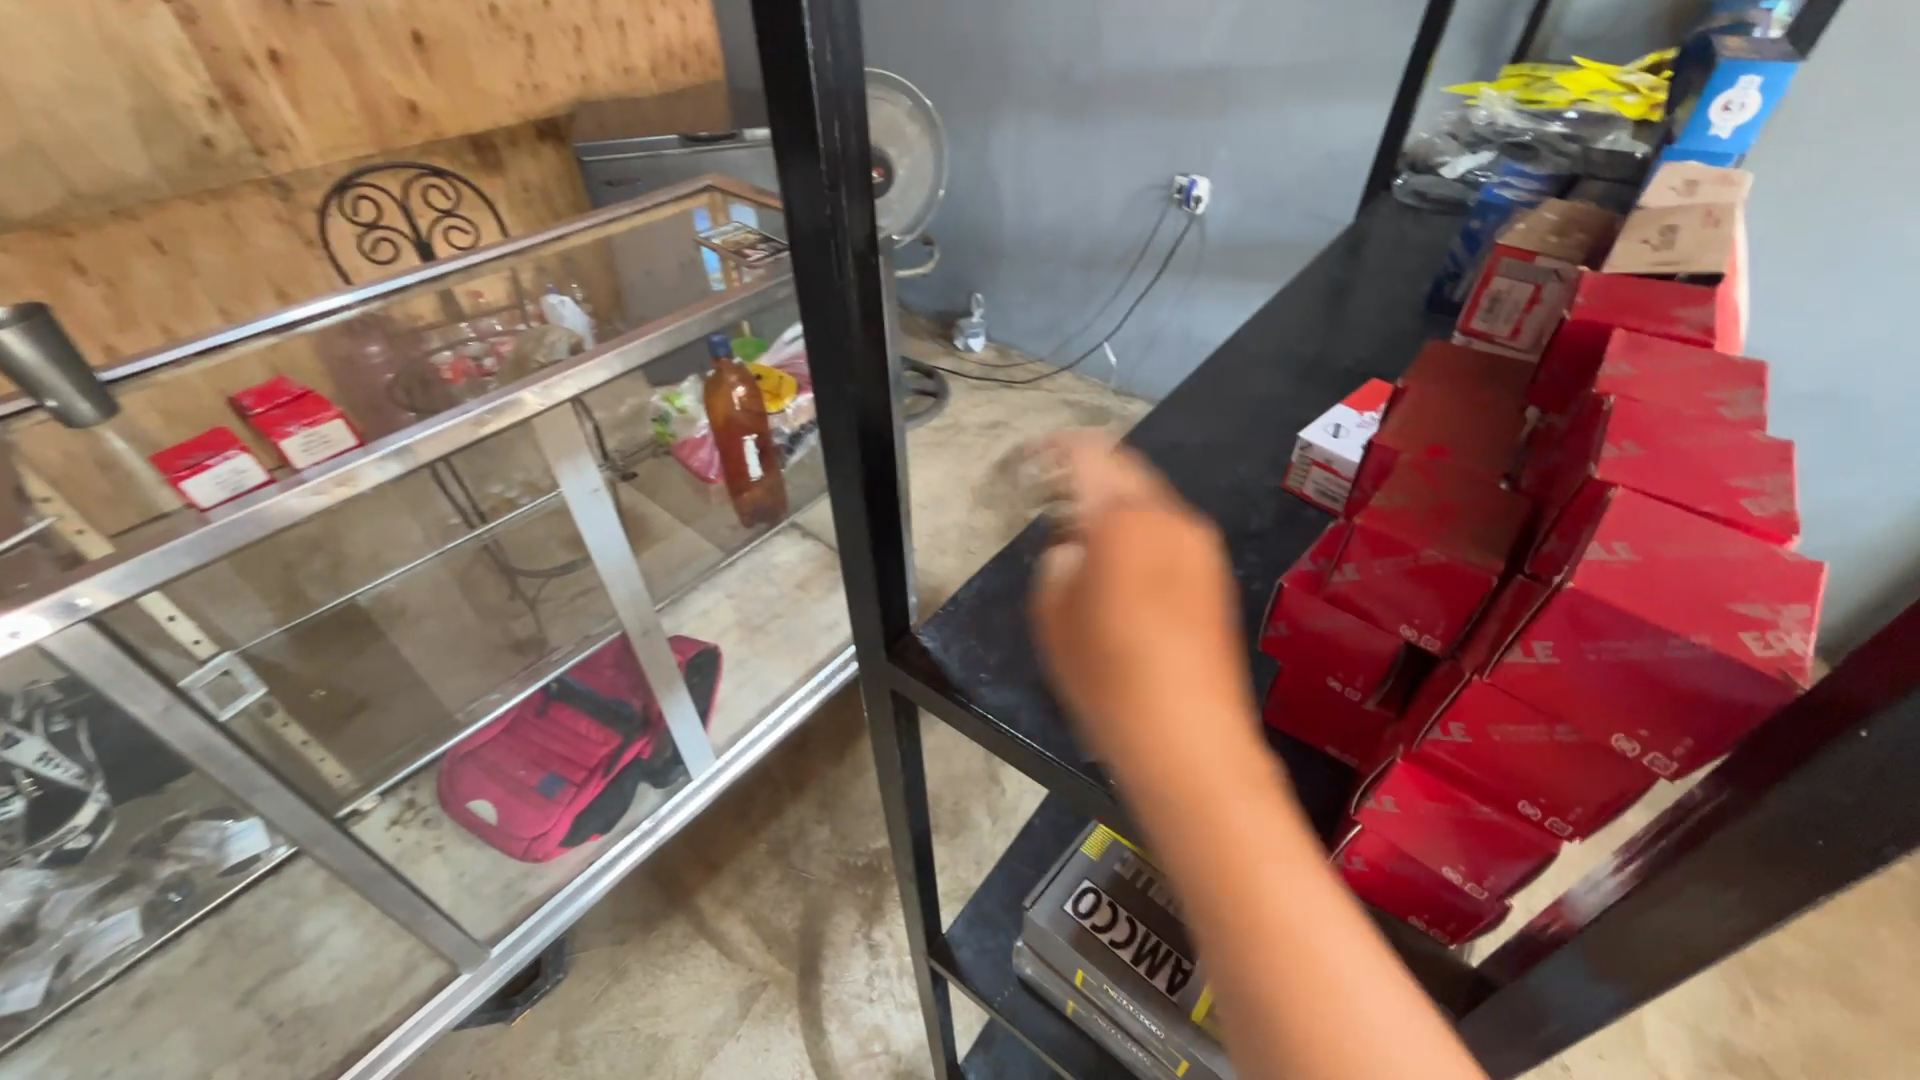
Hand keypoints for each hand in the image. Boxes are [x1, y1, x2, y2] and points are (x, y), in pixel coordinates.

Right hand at [1028, 434, 1257, 773]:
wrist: (1190, 738)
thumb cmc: (1108, 678)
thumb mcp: (1053, 616)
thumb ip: (1058, 561)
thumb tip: (1074, 548)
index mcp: (1123, 518)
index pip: (1086, 454)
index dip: (1053, 449)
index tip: (1031, 460)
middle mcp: (1170, 517)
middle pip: (1124, 470)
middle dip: (1085, 475)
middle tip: (1052, 496)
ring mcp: (1201, 544)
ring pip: (1149, 502)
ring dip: (1114, 505)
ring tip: (1084, 535)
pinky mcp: (1216, 573)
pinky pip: (1169, 531)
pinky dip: (1139, 532)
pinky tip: (1122, 566)